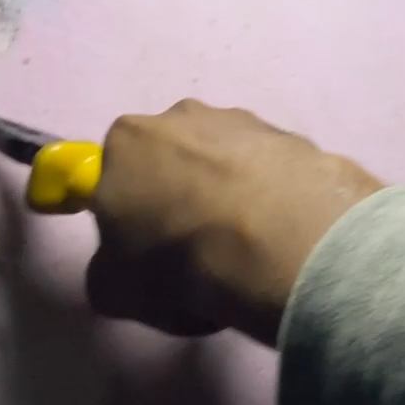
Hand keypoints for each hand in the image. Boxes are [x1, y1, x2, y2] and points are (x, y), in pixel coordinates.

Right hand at [86, 101, 382, 344]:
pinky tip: (283, 236)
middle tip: (197, 249)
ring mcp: (246, 120)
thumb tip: (124, 266)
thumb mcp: (114, 288)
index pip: (117, 168)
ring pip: (230, 160)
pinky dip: (277, 196)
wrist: (277, 241)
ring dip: (234, 192)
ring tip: (248, 247)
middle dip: (184, 193)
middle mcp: (186, 115)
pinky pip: (276, 171)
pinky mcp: (294, 138)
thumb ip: (110, 267)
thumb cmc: (178, 259)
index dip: (129, 208)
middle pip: (176, 156)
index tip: (146, 244)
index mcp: (130, 138)